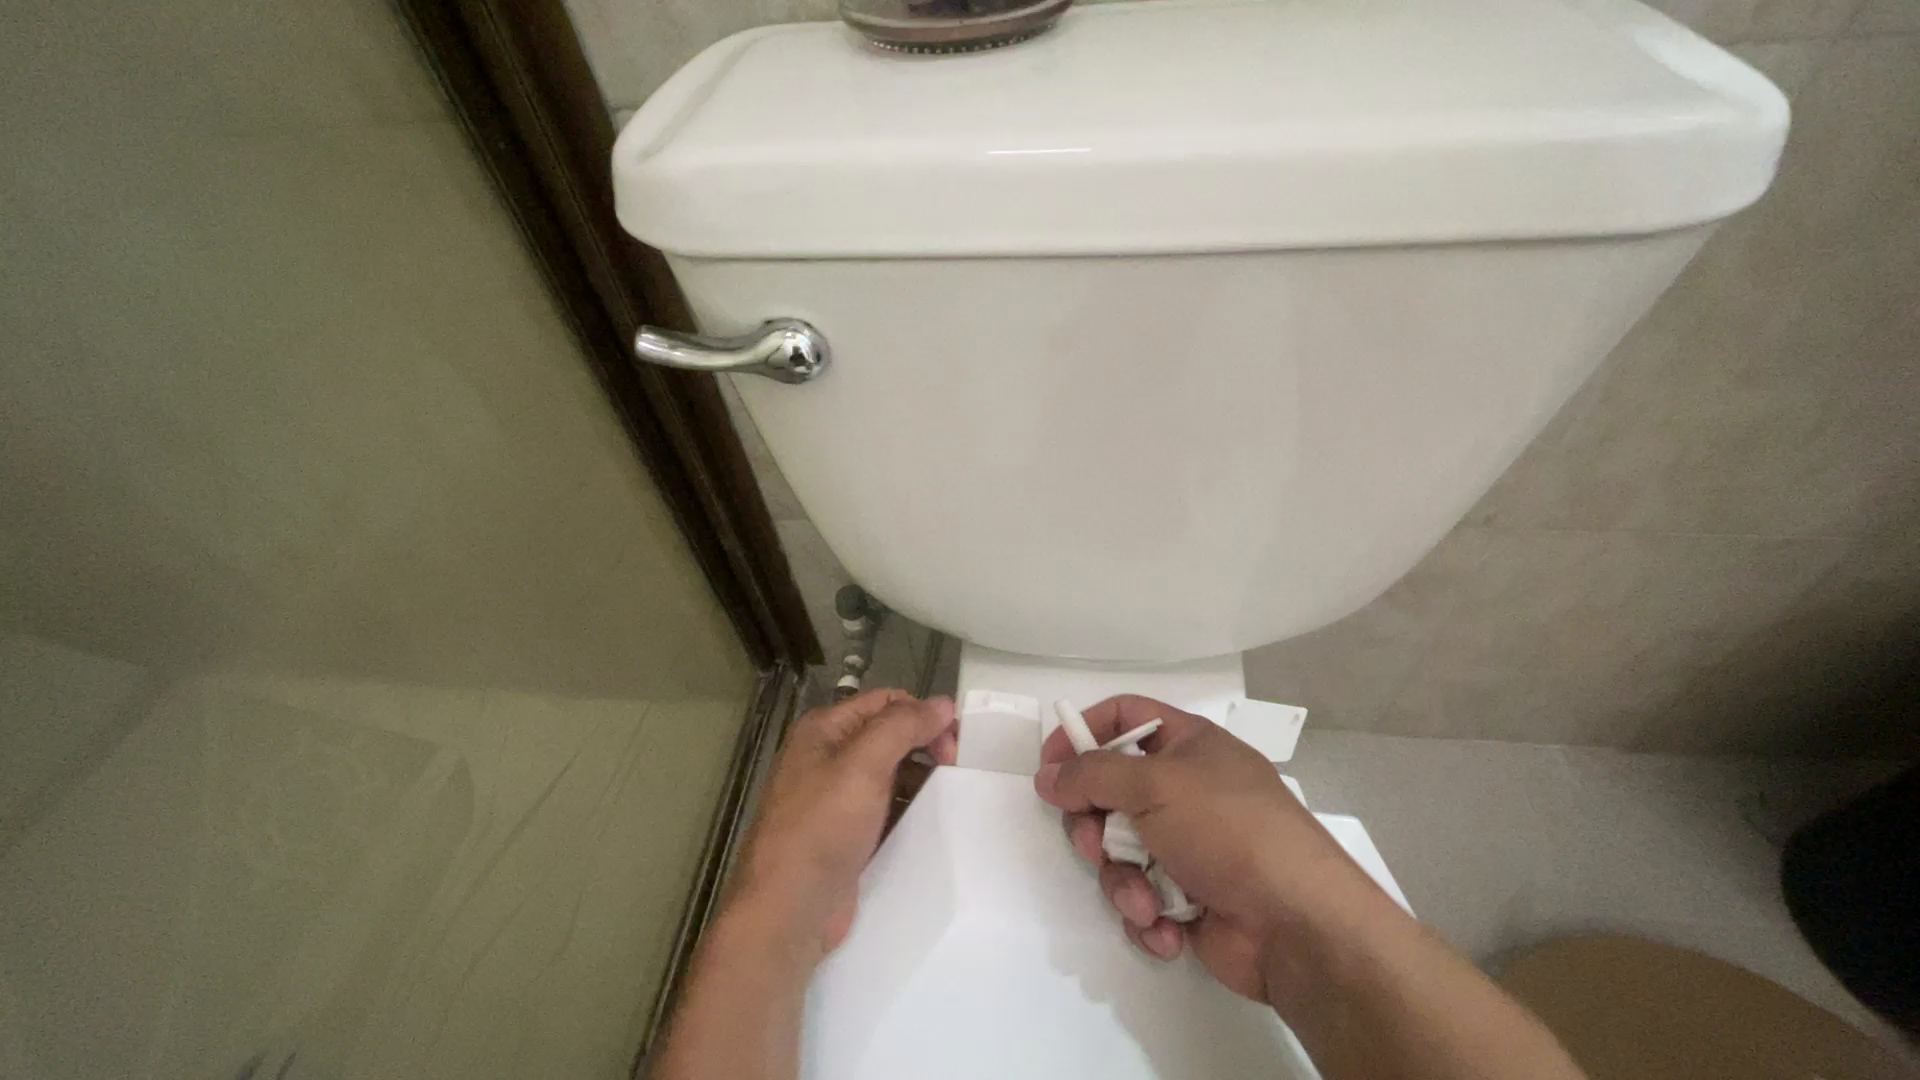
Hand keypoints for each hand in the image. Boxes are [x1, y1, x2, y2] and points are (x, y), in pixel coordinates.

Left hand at [729, 689, 957, 962]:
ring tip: (947, 794)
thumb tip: (943, 704)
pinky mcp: (846, 833)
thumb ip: (902, 727)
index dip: (922, 713)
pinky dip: (908, 807)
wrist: (787, 912)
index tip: (954, 743)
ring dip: (920, 777)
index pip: (886, 702)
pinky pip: (886, 807)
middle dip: (925, 744)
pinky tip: (928, 820)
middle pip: (889, 734)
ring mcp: (835, 797)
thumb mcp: (863, 766)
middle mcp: (827, 756)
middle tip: (954, 768)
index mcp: (824, 730)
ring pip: (891, 772)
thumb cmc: (821, 829)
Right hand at [1034, 695, 1389, 1003]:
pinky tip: (1166, 926)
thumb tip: (1048, 773)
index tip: (1049, 765)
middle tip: (1095, 843)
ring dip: (1122, 880)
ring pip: (1118, 851)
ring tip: (1144, 899)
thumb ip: (1092, 774)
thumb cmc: (1229, 830)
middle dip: (1094, 825)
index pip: (1123, 717)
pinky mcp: (1186, 896)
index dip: (1082, 733)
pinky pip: (1138, 895)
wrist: (1299, 925)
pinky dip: (1145, 913)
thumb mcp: (1157, 784)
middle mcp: (1184, 790)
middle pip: (1109, 792)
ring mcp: (1185, 844)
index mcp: (1187, 746)